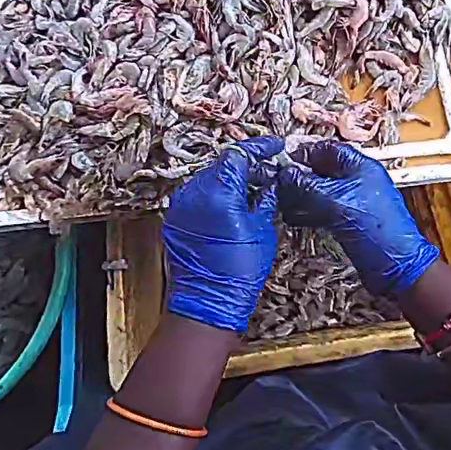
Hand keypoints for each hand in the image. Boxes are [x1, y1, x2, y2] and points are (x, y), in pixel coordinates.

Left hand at [163, 137, 282, 333]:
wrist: (206, 303)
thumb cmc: (238, 272)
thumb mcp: (263, 230)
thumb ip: (266, 198)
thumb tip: (271, 180)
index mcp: (218, 191)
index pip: (239, 153)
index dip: (260, 147)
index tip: (276, 146)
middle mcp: (193, 192)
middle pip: (222, 164)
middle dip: (246, 164)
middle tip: (268, 170)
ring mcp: (180, 204)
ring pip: (209, 178)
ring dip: (230, 179)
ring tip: (253, 189)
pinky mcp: (174, 217)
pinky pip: (197, 195)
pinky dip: (215, 194)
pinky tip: (232, 205)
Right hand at [277, 140, 439, 294]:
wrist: (395, 267)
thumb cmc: (375, 228)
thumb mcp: (336, 200)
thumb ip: (306, 185)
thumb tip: (284, 174)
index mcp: (361, 167)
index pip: (328, 148)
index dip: (305, 151)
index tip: (284, 158)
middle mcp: (357, 182)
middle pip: (321, 170)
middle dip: (299, 175)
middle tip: (278, 181)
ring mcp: (353, 203)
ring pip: (320, 192)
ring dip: (300, 195)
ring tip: (281, 200)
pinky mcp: (348, 223)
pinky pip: (322, 211)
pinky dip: (307, 212)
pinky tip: (293, 218)